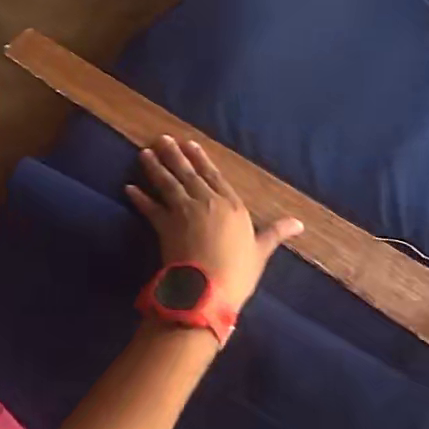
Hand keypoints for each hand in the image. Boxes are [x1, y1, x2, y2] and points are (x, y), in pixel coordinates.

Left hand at [125, 136, 303, 314]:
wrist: (208, 290)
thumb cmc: (238, 272)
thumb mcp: (261, 251)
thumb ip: (276, 233)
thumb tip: (300, 223)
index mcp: (232, 205)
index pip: (214, 175)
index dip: (201, 159)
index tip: (189, 144)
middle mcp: (207, 201)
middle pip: (188, 173)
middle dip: (174, 155)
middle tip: (161, 139)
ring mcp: (183, 211)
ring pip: (168, 183)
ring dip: (155, 167)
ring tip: (144, 153)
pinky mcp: (164, 225)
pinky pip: (150, 208)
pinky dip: (139, 198)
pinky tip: (129, 188)